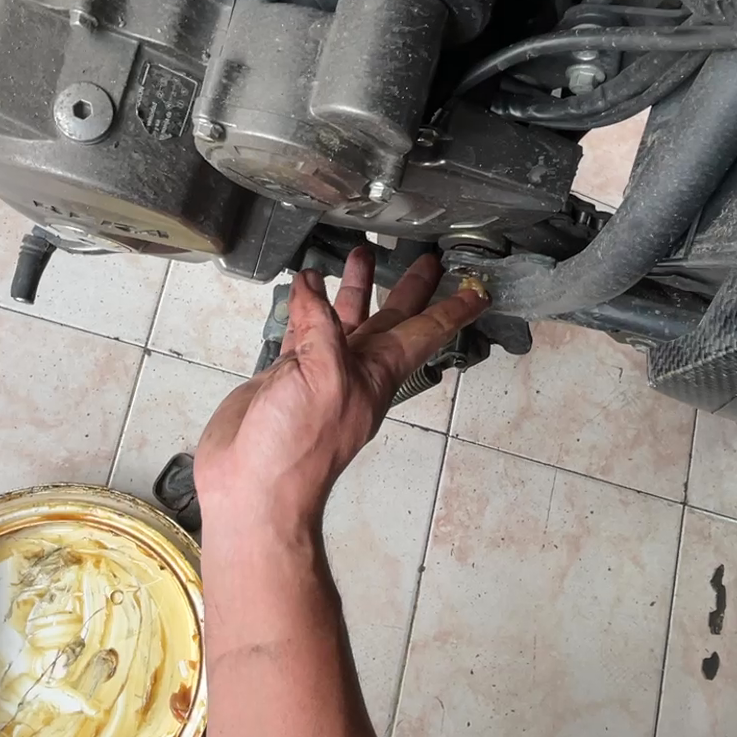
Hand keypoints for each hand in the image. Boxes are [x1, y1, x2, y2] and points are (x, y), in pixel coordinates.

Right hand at [194, 247, 487, 541]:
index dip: (453, 309)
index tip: (480, 290)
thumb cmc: (300, 444)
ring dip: (354, 287)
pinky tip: (302, 285)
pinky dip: (304, 305)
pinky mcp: (287, 376)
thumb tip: (311, 288)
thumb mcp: (325, 378)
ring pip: (345, 320)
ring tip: (358, 251)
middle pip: (390, 319)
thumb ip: (322, 329)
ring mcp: (320, 372)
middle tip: (425, 258)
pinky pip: (303, 330)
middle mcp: (355, 369)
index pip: (426, 332)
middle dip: (409, 288)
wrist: (255, 485)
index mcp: (378, 371)